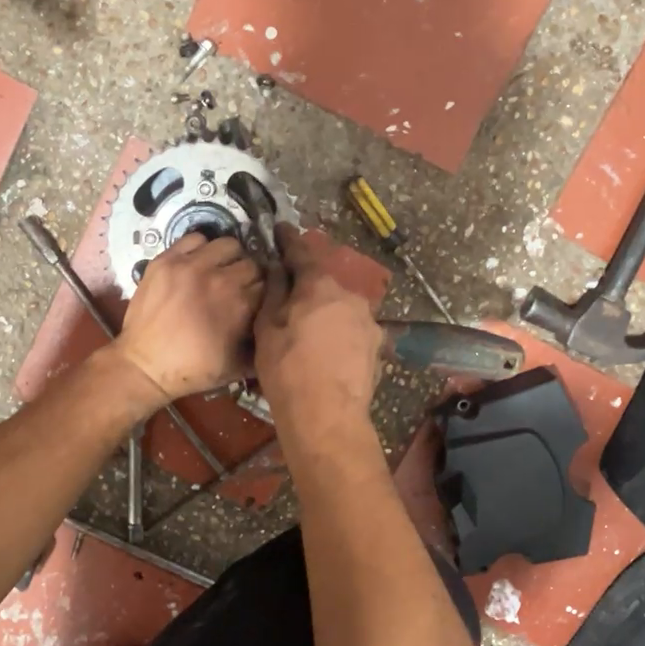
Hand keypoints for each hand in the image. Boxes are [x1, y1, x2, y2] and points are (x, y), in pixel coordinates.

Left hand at [112, 233, 263, 402]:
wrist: (145, 365)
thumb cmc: (193, 370)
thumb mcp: (238, 368)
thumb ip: (263, 345)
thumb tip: (280, 327)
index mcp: (241, 306)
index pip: (268, 284)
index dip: (264, 293)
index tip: (257, 300)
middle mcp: (220, 280)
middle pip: (251, 263)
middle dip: (249, 276)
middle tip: (239, 287)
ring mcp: (191, 266)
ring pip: (228, 245)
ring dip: (229, 258)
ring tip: (220, 271)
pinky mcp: (167, 260)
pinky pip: (195, 238)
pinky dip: (201, 248)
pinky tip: (198, 263)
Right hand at [254, 225, 382, 424]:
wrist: (327, 417)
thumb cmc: (287, 370)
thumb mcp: (267, 328)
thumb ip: (274, 291)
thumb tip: (278, 267)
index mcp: (320, 286)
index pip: (302, 253)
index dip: (289, 240)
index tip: (281, 228)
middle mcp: (351, 297)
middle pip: (324, 284)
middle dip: (306, 287)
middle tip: (286, 300)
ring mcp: (368, 323)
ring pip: (340, 308)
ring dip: (323, 313)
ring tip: (305, 335)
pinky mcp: (377, 347)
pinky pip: (351, 331)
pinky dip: (337, 335)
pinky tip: (324, 354)